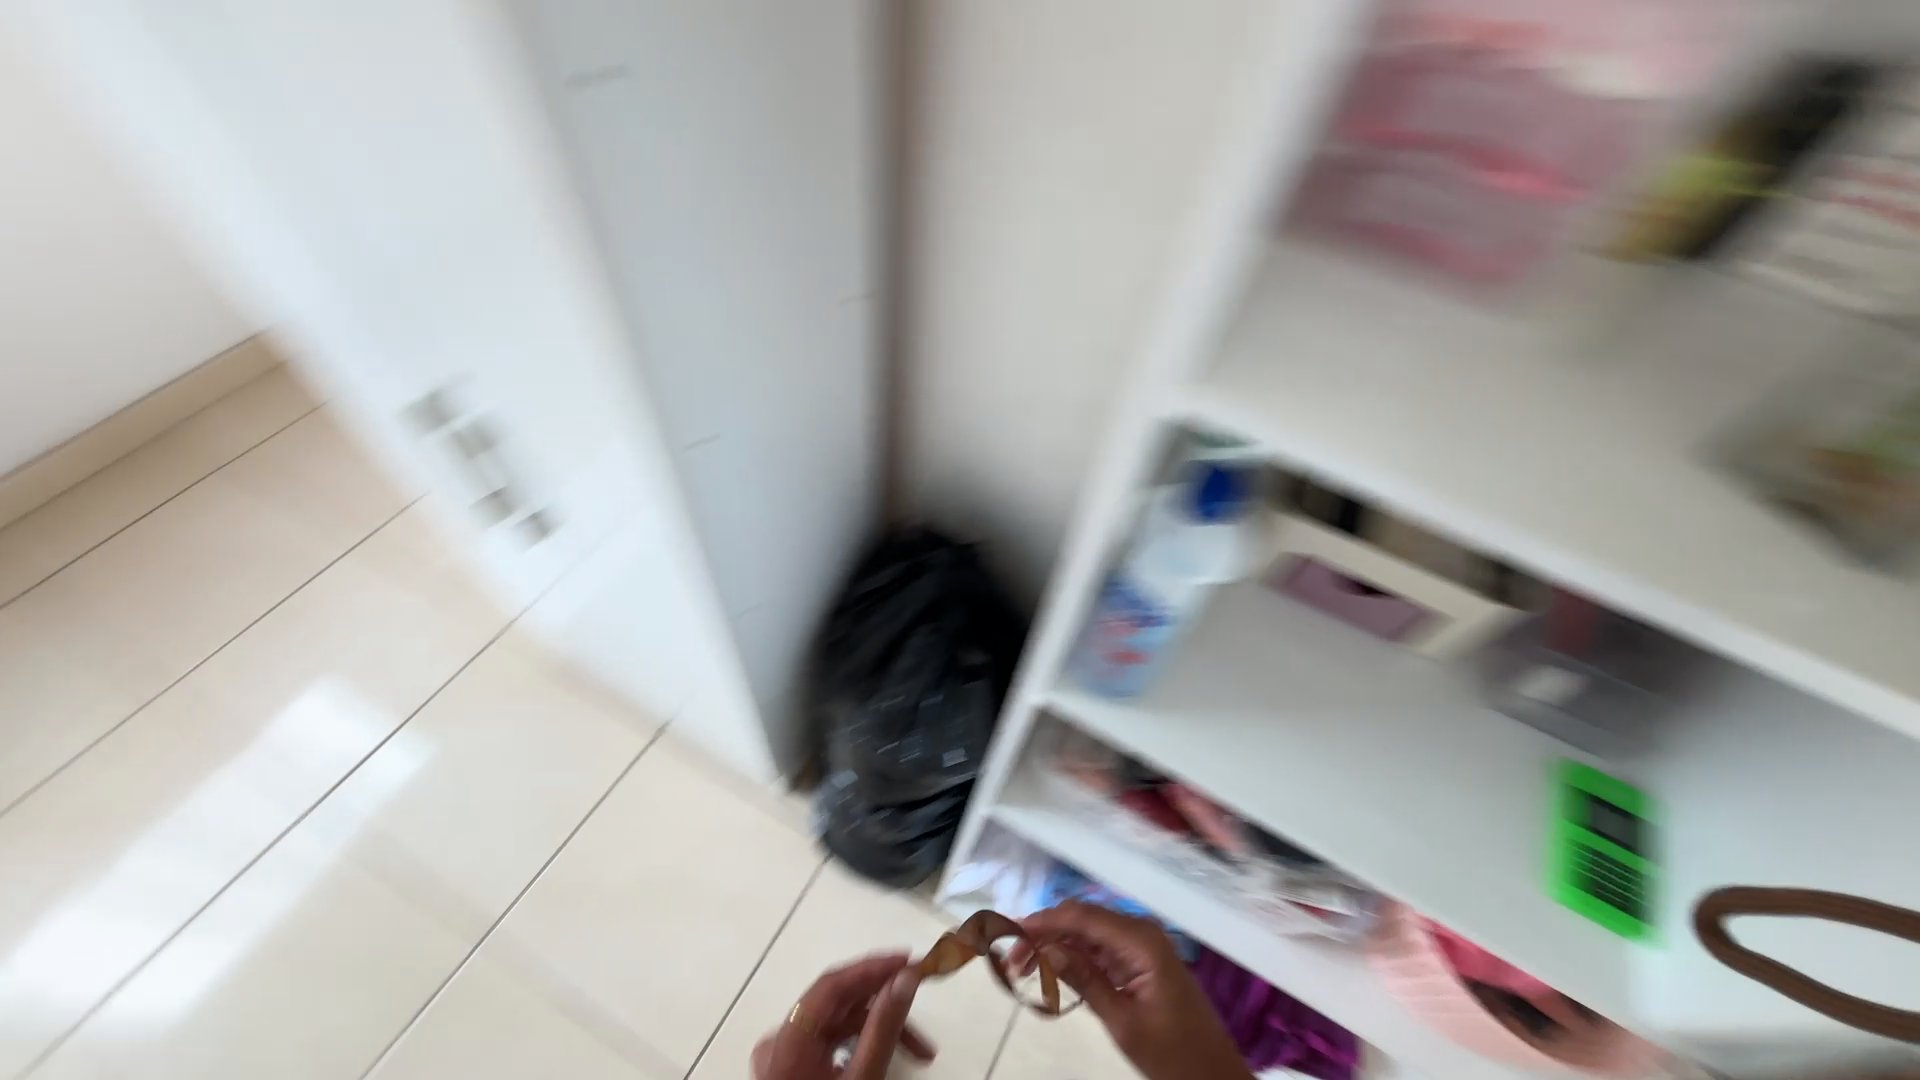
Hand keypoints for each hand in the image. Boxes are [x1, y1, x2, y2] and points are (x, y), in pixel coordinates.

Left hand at [752, 953, 935, 1079]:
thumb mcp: (863, 1079)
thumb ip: (884, 1027)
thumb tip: (906, 978)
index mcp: (788, 1039)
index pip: (833, 984)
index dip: (872, 967)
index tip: (910, 960)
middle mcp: (780, 1040)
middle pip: (838, 1004)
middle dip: (884, 1002)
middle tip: (923, 1000)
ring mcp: (784, 1057)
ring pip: (839, 1025)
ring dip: (880, 1030)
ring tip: (922, 1049)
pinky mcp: (794, 1070)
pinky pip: (832, 1044)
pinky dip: (862, 1046)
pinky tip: (892, 1057)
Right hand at [1015, 902, 1251, 1079]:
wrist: (1215, 1076)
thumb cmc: (1172, 1053)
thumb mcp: (1122, 1020)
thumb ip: (1084, 979)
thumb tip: (1045, 947)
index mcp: (1140, 940)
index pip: (1081, 917)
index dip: (1043, 921)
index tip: (1010, 934)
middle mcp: (1140, 931)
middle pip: (1081, 919)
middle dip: (1044, 934)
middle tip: (1012, 961)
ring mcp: (1141, 945)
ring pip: (1087, 933)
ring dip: (1056, 945)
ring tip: (1023, 968)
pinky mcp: (1140, 961)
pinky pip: (1100, 948)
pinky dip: (1074, 957)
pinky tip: (1053, 970)